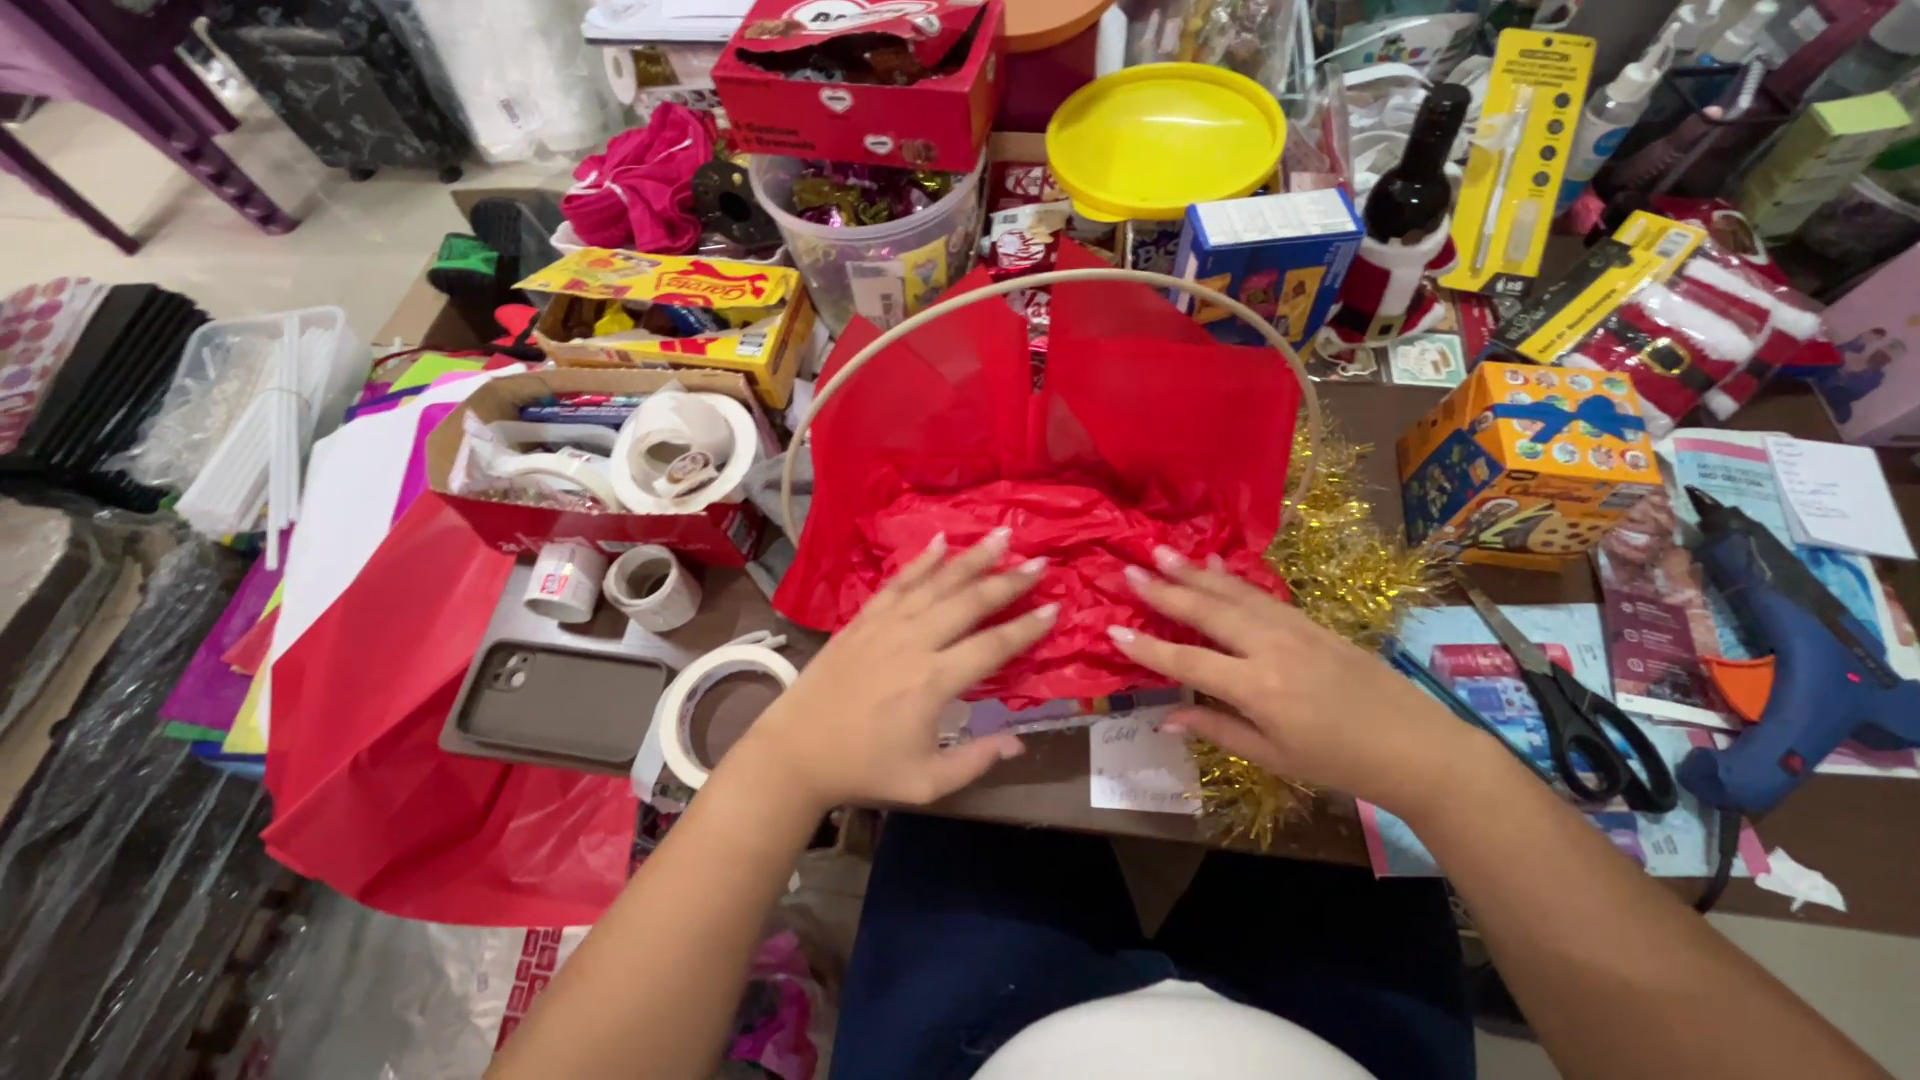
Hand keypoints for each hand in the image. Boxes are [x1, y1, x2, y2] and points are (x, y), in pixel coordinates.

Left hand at [732, 528, 1053, 810]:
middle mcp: (912, 644)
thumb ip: (975, 761)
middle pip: (968, 603)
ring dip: (971, 559)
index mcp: (932, 682)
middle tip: (1040, 562)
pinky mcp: (860, 621)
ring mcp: (883, 627)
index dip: (1026, 628)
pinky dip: (920, 563)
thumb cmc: (863, 769)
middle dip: (1008, 581)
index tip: (1054, 607)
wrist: (795, 752)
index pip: (992, 646)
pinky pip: (897, 584)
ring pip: (935, 584)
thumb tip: (1019, 743)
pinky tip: (940, 543)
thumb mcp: (925, 782)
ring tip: (1001, 535)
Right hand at [1108, 547, 1490, 814]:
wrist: (1416, 747)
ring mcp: (1295, 629)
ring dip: (1195, 572)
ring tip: (1162, 552)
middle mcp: (1272, 649)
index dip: (1147, 648)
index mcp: (1258, 689)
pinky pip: (1262, 594)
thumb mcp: (1273, 758)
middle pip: (1208, 612)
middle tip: (1129, 569)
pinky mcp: (1313, 622)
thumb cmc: (1340, 763)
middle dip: (1165, 590)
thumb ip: (1217, 730)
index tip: (1112, 628)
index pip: (1188, 662)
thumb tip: (1166, 717)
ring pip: (1235, 593)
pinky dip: (1233, 577)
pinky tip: (1215, 564)